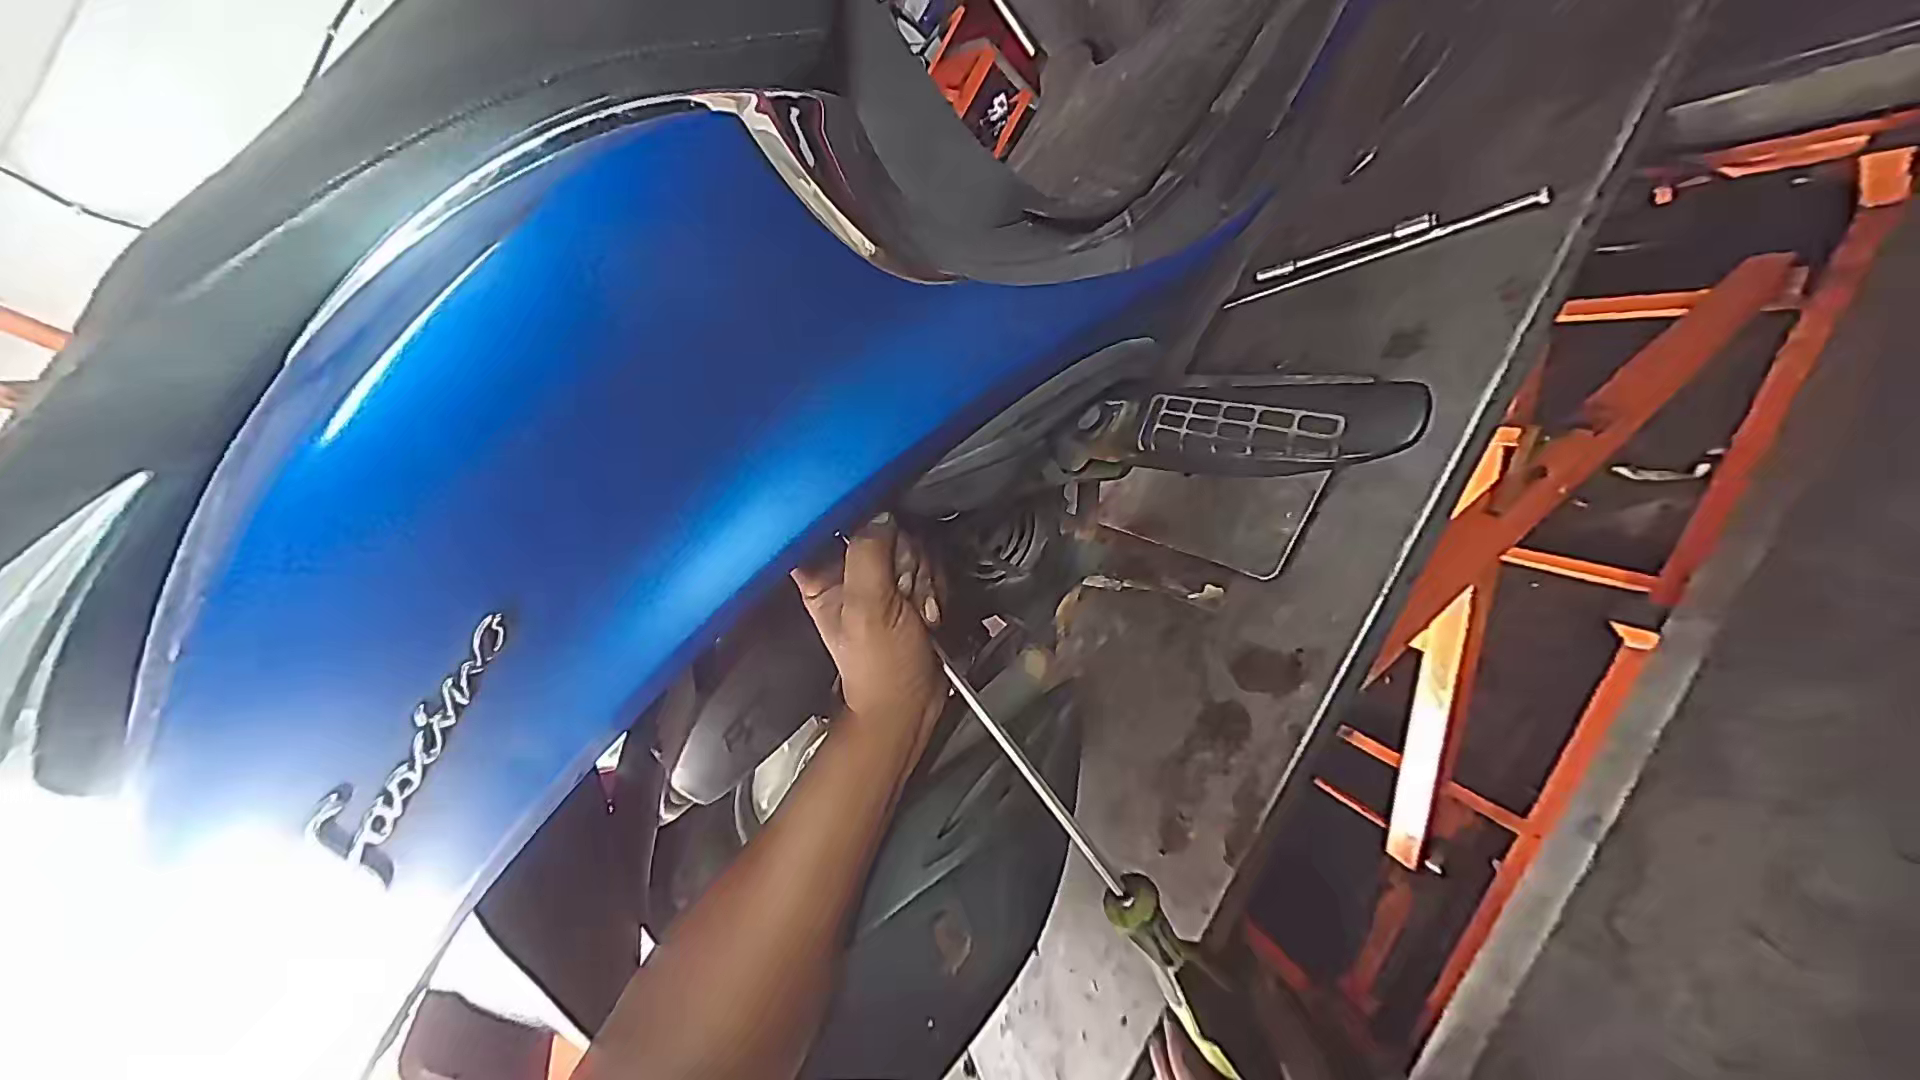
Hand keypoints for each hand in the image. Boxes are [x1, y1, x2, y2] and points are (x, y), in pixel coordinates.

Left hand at [791, 513, 944, 732]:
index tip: (879, 542)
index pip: (833, 524)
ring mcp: (883, 578)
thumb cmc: (879, 671)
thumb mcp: (867, 609)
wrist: (911, 702)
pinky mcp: (909, 586)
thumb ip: (869, 554)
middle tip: (902, 592)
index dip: (858, 523)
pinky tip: (928, 611)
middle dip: (904, 561)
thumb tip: (880, 515)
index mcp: (822, 575)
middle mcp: (851, 571)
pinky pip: (930, 564)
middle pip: (885, 530)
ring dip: (923, 578)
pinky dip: (935, 586)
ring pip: (912, 545)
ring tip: (916, 611)